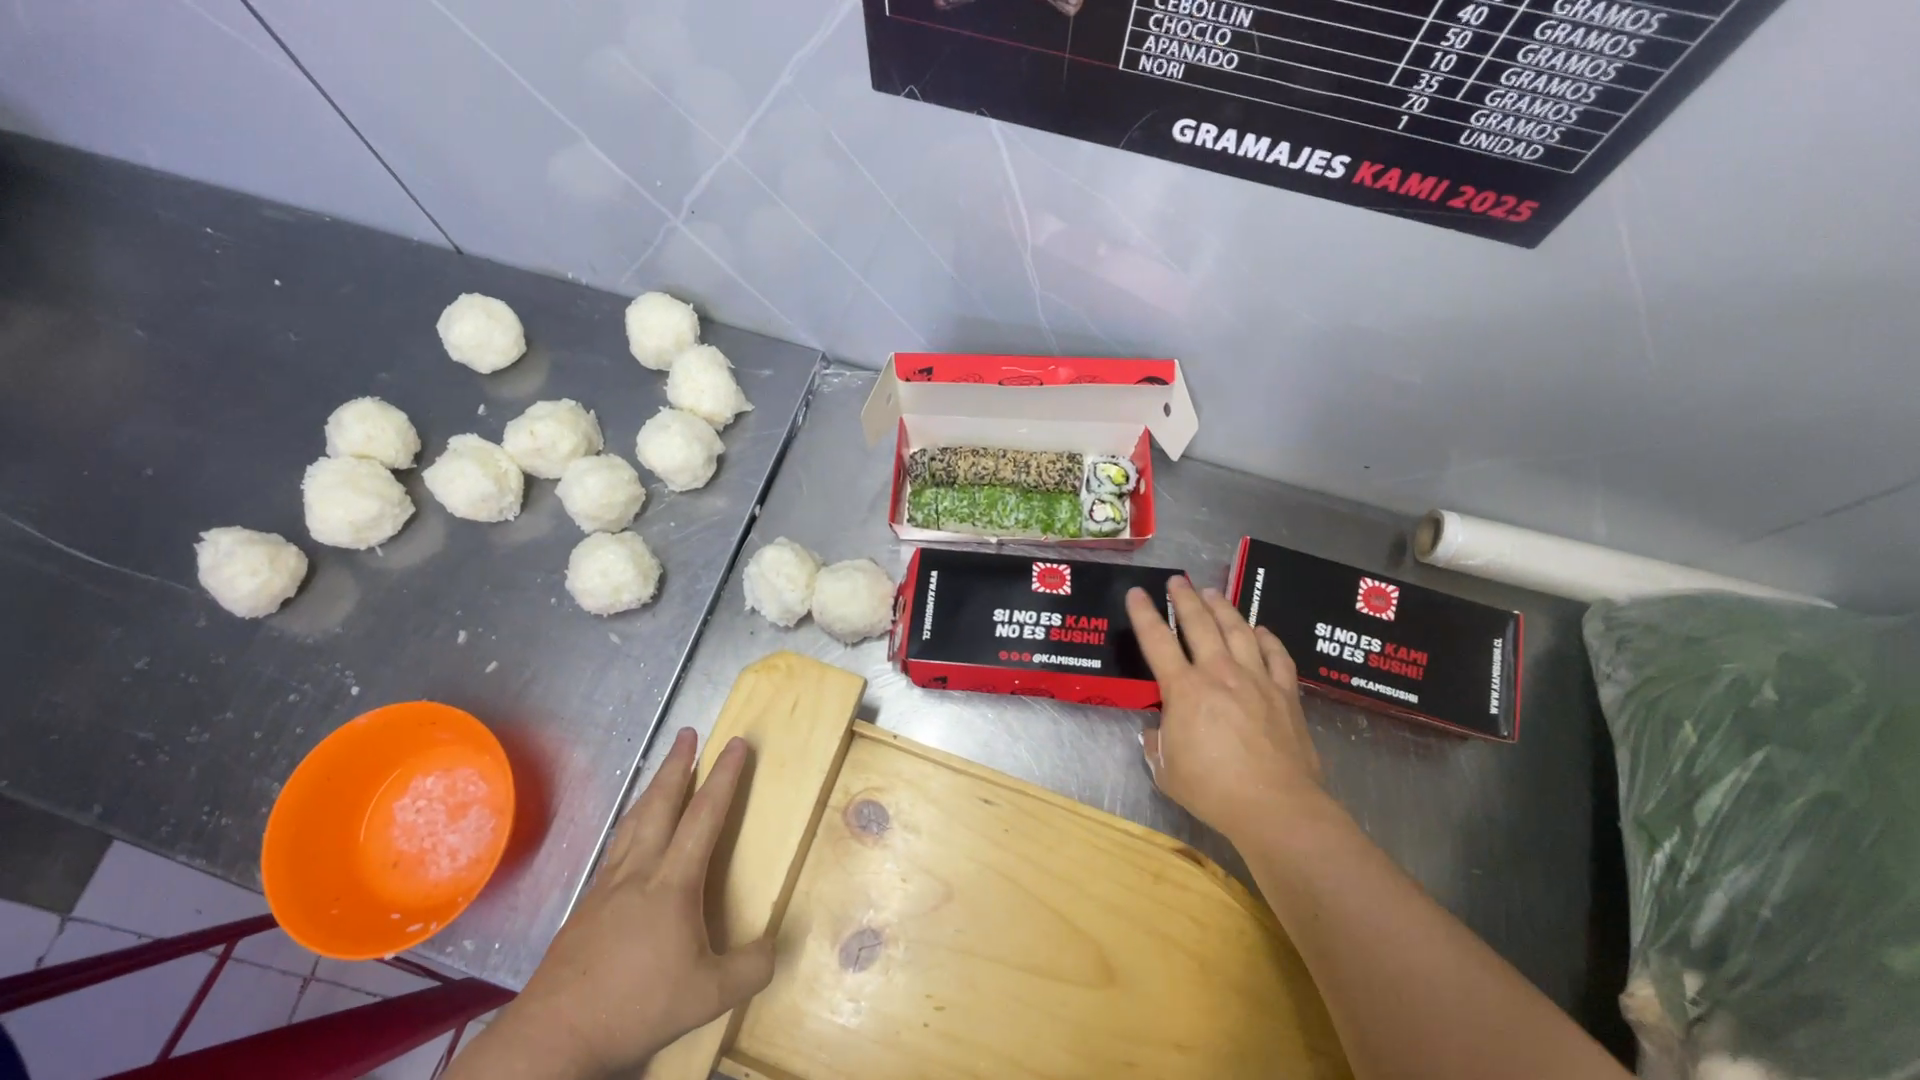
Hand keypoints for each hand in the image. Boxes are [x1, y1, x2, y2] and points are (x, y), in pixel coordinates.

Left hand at [489, 730, 772, 1077]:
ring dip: (652, 790)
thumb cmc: (638, 1007)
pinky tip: (631, 837)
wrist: (557, 1033)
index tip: (737, 744)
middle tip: (687, 734)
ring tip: (663, 771)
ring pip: (634, 823)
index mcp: (672, 884)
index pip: (705, 817)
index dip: (725, 778)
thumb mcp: (711, 995)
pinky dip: (631, 825)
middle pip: (660, 805)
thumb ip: (752, 966)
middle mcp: (638, 872)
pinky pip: (616, 849)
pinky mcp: (587, 907)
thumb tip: (776, 943)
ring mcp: (607, 887)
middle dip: (677, 766)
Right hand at [1125, 577, 1324, 841]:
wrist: (1275, 805)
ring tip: (1213, 593)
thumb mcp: (1166, 771)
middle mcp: (1220, 673)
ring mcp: (1257, 679)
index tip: (1137, 593)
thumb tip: (1158, 730)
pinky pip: (1277, 654)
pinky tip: (1260, 630)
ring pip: (1239, 630)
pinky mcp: (1286, 693)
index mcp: (1185, 690)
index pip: (1158, 641)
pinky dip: (1266, 638)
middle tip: (1177, 580)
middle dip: (1185, 598)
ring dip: (1223, 608)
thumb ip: (1158, 744)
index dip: (1144, 614)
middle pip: (1200, 624)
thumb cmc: (1213, 791)